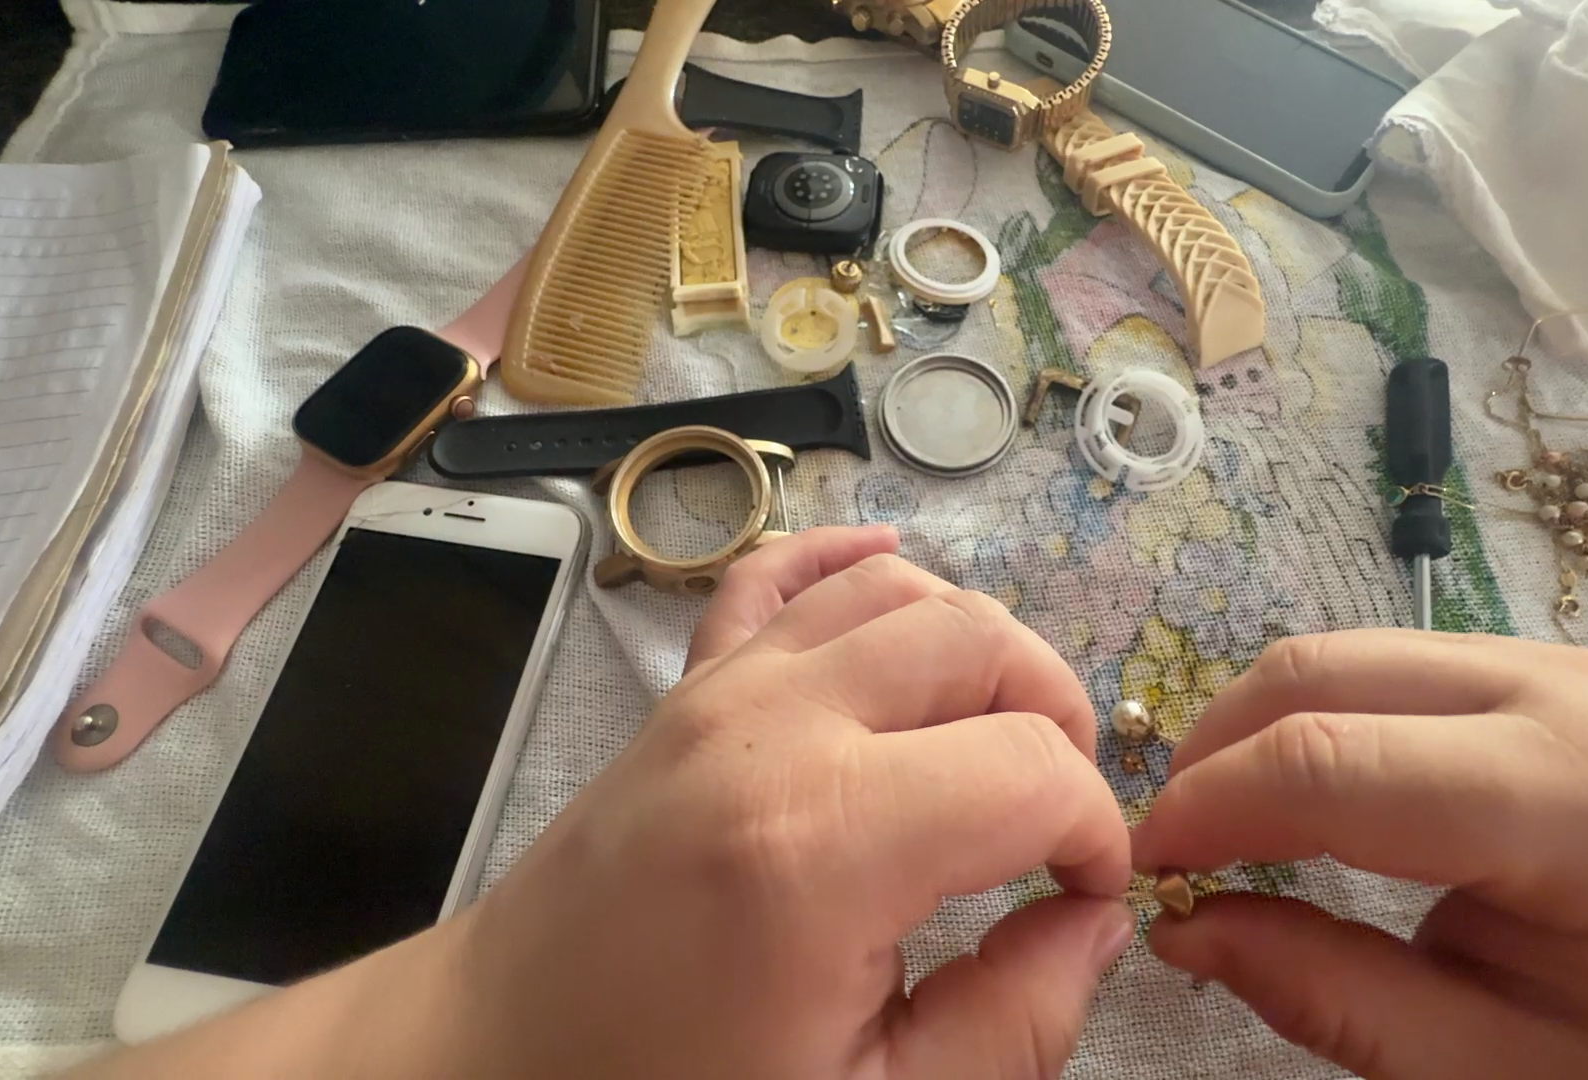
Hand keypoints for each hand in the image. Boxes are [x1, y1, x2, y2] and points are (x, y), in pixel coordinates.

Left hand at [446, 526, 1133, 1078]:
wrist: (495, 1054)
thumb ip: (1013, 1021)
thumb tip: (1091, 919)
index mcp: (821, 842)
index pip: (1027, 771)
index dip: (1092, 826)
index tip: (1088, 885)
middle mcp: (776, 724)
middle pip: (975, 641)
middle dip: (1054, 707)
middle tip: (1057, 798)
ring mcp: (724, 682)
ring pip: (893, 588)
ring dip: (977, 637)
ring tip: (998, 717)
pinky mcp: (692, 679)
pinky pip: (774, 571)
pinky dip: (844, 555)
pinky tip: (889, 564)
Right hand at [1132, 630, 1587, 1079]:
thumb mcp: (1517, 1073)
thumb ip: (1334, 997)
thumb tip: (1184, 931)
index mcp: (1585, 800)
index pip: (1329, 767)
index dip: (1209, 805)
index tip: (1146, 860)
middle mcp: (1563, 689)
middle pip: (1315, 675)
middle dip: (1214, 750)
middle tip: (1179, 835)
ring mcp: (1555, 659)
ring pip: (1337, 655)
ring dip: (1254, 726)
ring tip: (1229, 809)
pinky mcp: (1543, 662)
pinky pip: (1381, 664)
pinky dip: (1310, 716)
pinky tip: (1307, 781)